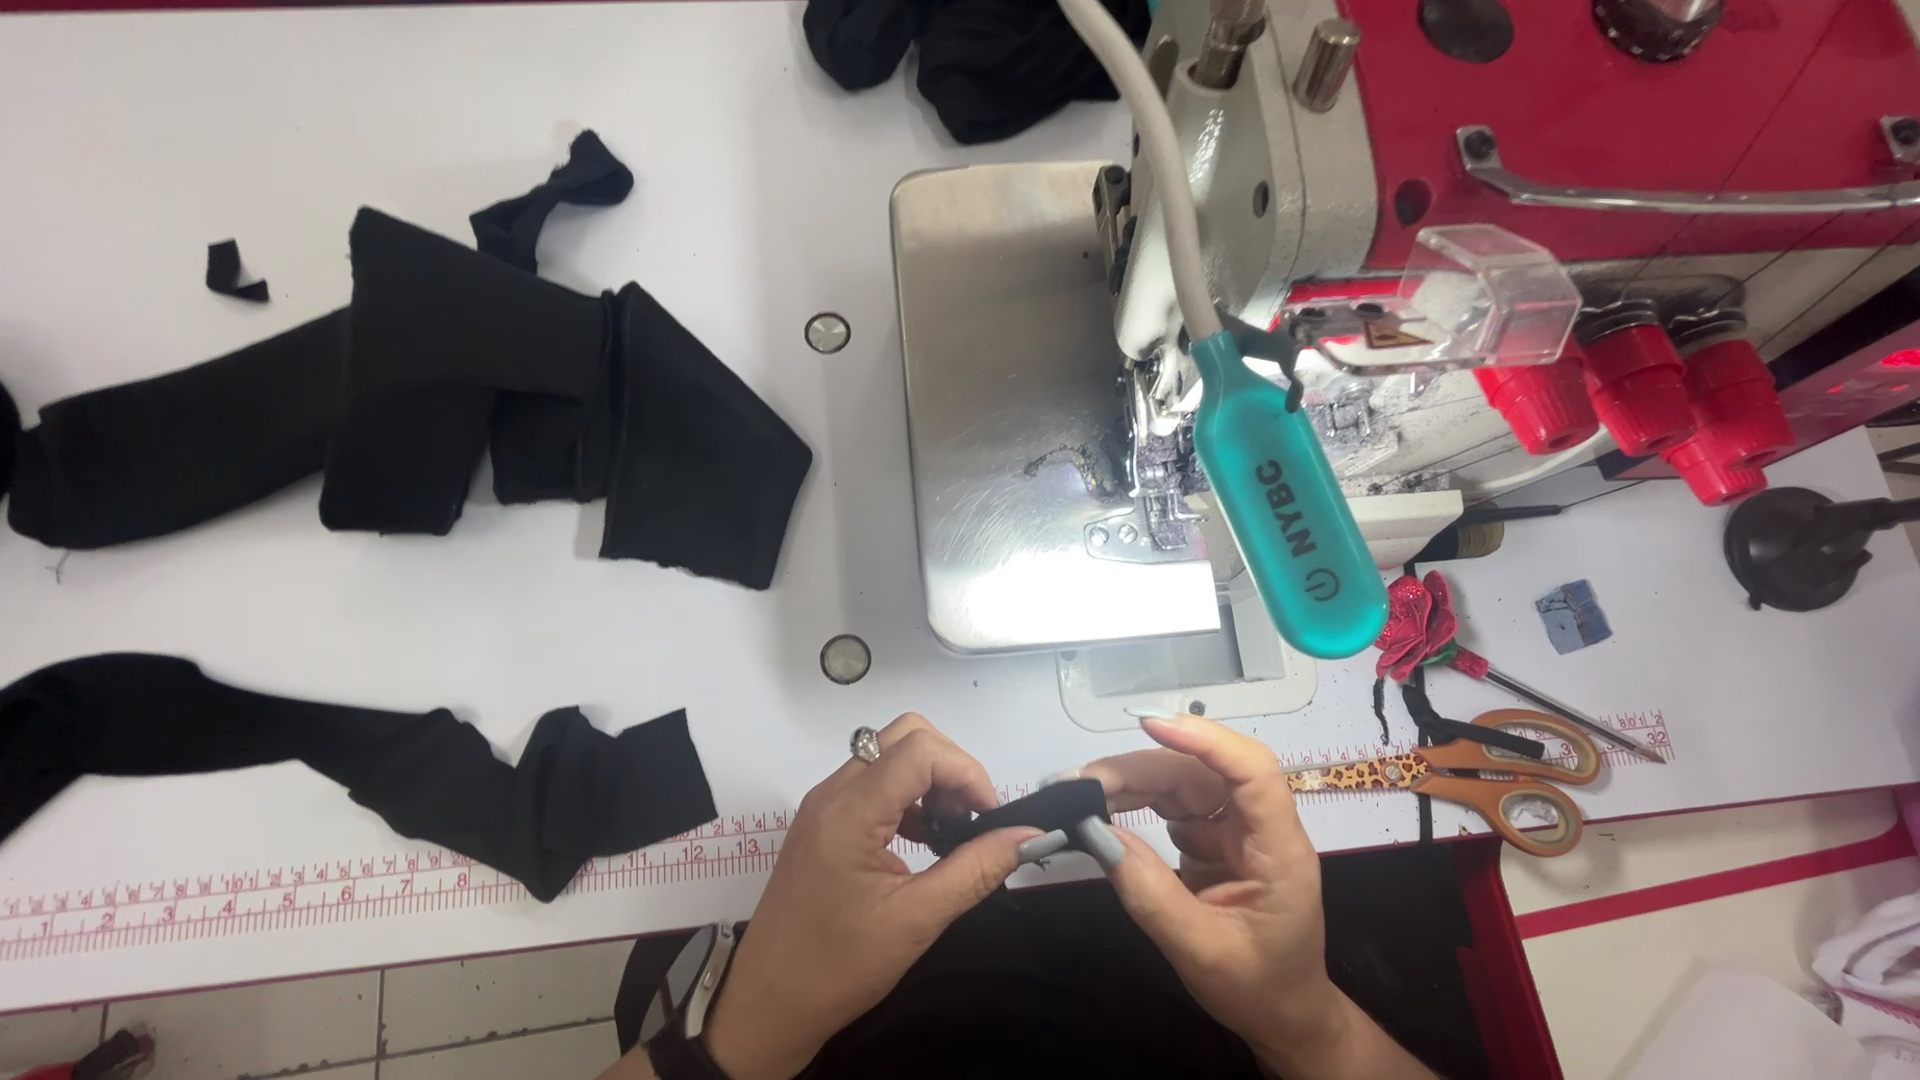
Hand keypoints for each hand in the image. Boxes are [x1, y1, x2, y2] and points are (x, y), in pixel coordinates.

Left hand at [703, 713, 1038, 1079]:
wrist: (766, 1005)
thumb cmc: (837, 968)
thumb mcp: (916, 921)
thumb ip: (975, 870)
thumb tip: (1028, 835)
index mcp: (850, 812)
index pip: (920, 749)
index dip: (966, 771)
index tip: (989, 816)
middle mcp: (833, 792)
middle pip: (905, 735)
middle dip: (951, 766)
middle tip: (972, 817)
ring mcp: (824, 802)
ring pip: (890, 751)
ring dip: (931, 778)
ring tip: (951, 830)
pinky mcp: (824, 818)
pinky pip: (875, 779)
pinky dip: (909, 794)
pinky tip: (924, 837)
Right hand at [1081, 713, 1340, 1065]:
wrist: (1283, 1014)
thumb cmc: (1258, 987)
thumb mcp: (1200, 952)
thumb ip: (1151, 894)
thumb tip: (1099, 836)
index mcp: (1278, 851)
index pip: (1253, 773)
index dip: (1206, 741)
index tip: (1151, 725)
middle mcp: (1257, 825)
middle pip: (1200, 772)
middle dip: (1139, 768)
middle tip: (1081, 781)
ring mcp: (1234, 827)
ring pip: (1180, 780)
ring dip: (1131, 780)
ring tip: (1081, 790)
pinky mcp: (1212, 835)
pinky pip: (1171, 803)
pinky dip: (1134, 799)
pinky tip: (1102, 806)